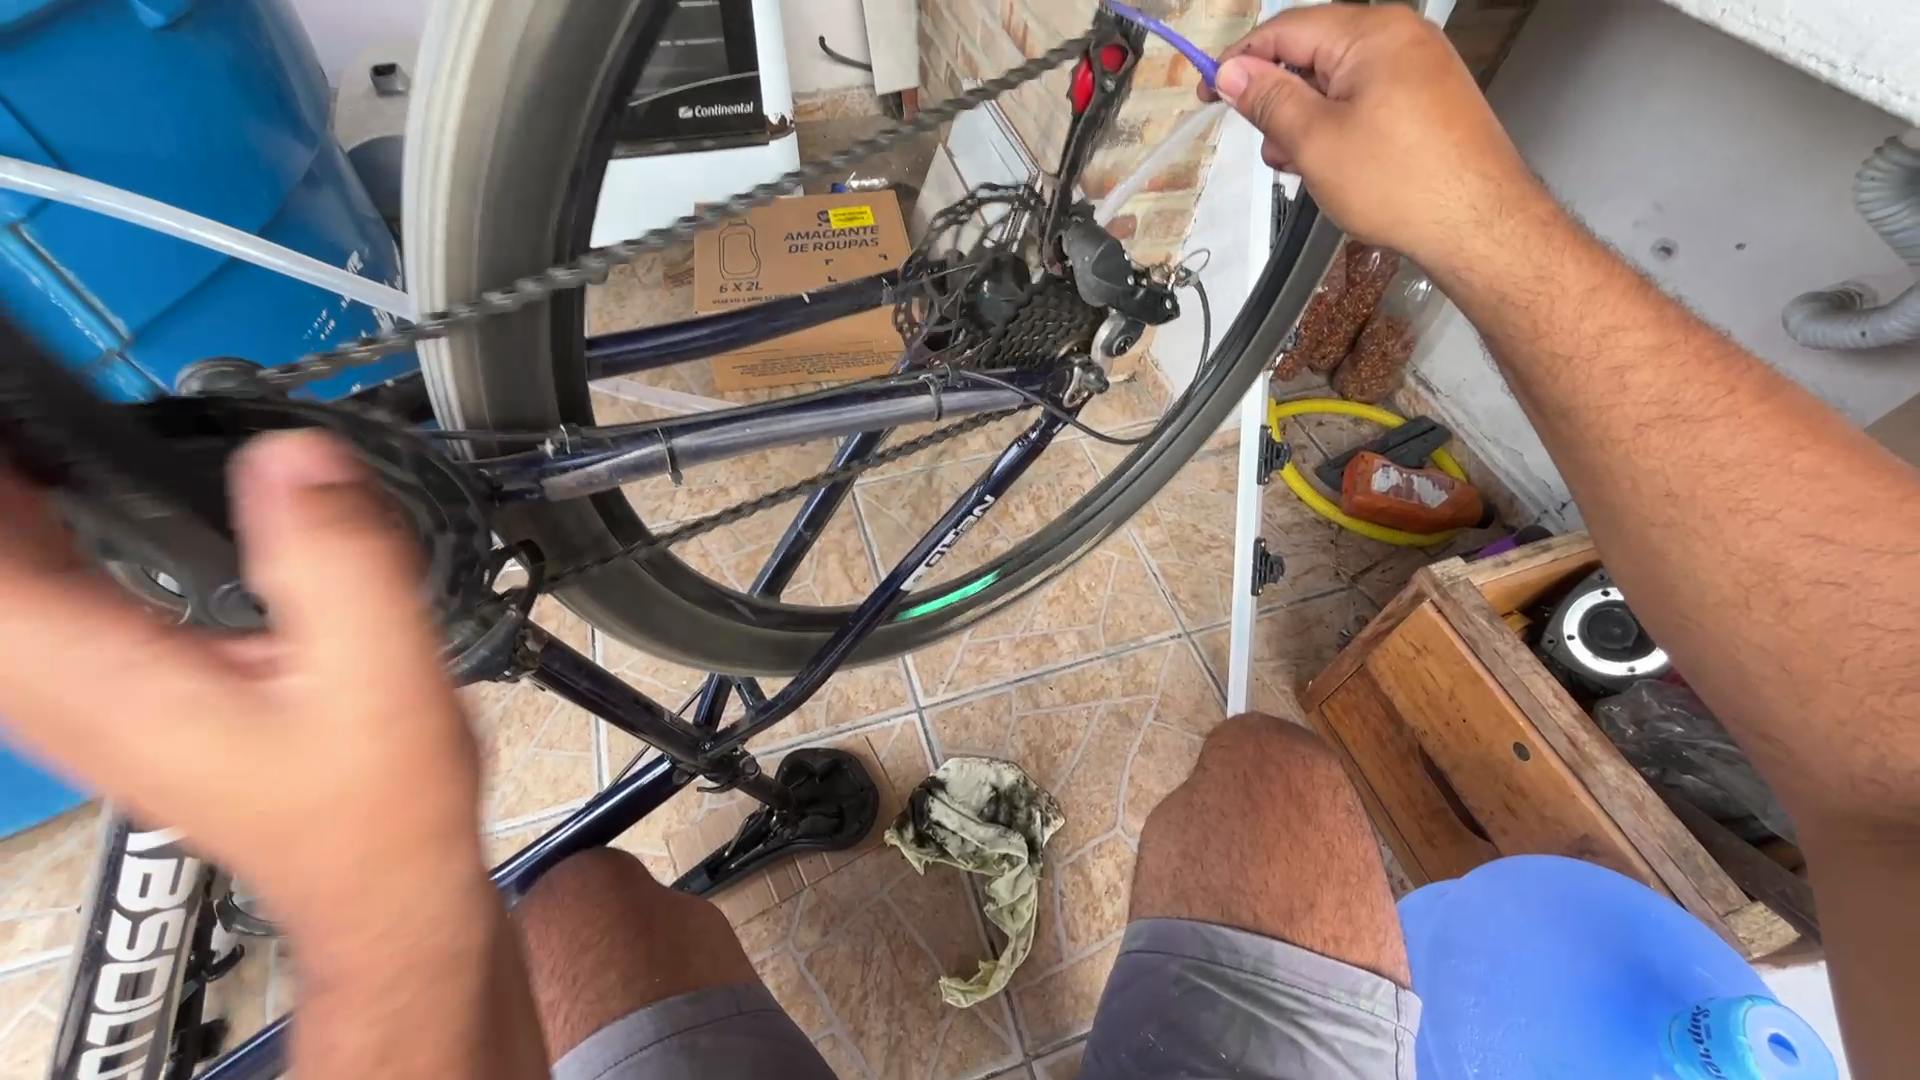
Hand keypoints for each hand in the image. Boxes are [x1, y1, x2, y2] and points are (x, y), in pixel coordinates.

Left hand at [0, 431, 489, 945]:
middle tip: (45, 398)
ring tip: (55, 427)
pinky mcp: (119, 697)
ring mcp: (80, 696)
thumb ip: (342, 557)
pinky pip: (37, 596)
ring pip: (0, 577)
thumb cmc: (381, 793)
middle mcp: (58, 683)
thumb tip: (300, 454)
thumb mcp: (384, 668)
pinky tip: (84, 502)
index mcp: (97, 671)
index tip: (26, 392)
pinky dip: (41, 534)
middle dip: (11, 471)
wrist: (383, 873)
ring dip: (18, 501)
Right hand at [1200, 4, 1550, 270]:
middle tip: (1265, 146)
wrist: (1475, 220)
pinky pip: (1363, 100)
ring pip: (1336, 82)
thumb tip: (1232, 72)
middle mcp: (1399, 37)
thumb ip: (1269, 100)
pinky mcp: (1425, 99)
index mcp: (1370, 34)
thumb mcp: (1314, 141)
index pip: (1287, 29)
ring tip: (1299, 166)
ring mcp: (1417, 67)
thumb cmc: (1396, 181)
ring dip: (1304, 120)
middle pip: (1312, 53)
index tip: (1208, 92)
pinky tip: (1329, 164)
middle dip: (1277, 98)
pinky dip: (1334, 127)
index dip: (1240, 60)